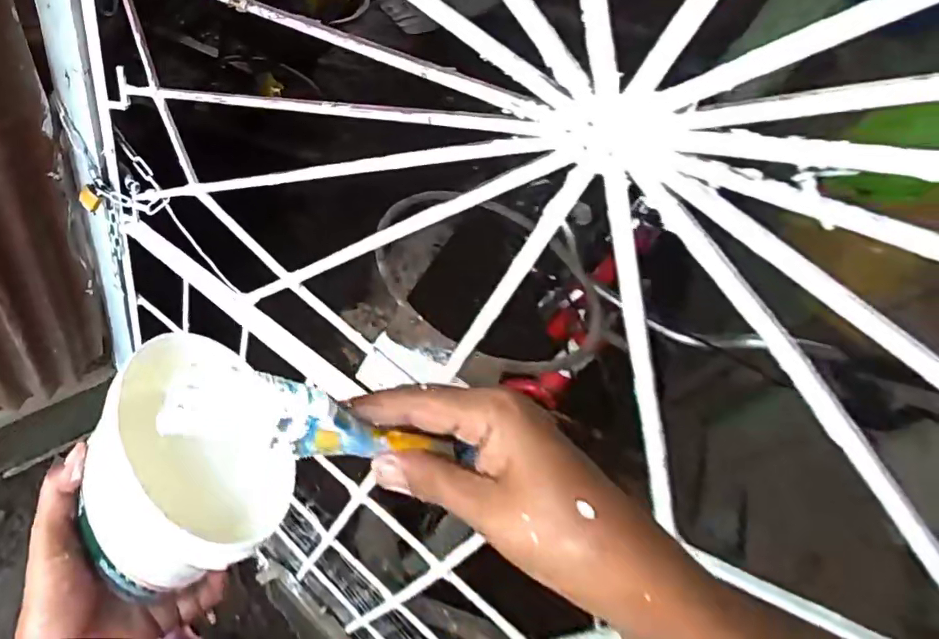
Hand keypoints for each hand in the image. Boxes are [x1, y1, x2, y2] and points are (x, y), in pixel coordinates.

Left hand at [15, 442, 226, 638]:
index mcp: (92, 528)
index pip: (115, 490)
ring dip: (196, 542)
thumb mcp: (48, 538)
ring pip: (176, 555)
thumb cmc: (48, 600)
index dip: (132, 472)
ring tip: (213, 524)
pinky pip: (189, 597)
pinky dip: (207, 586)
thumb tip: (78, 454)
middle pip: (151, 520)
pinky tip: (217, 571)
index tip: (152, 451)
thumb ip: (56, 495)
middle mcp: (119, 550)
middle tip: (193, 487)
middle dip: (172, 506)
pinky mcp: (157, 612)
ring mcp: (140, 580)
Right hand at [351, 386, 805, 638]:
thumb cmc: (568, 542)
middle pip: (427, 406)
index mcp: (493, 411)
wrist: (650, 584)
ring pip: (444, 422)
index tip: (334, 412)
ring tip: (370, 446)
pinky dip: (435, 449)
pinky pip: (464, 438)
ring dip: (410, 436)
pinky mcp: (522, 447)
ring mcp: (515, 426)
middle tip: (346, 431)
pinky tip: (414, 461)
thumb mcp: (489, 512)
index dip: (372, 408)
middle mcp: (502, 407)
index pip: (416, 402)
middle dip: (387, 420)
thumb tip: (376, 462)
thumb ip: (427, 479)